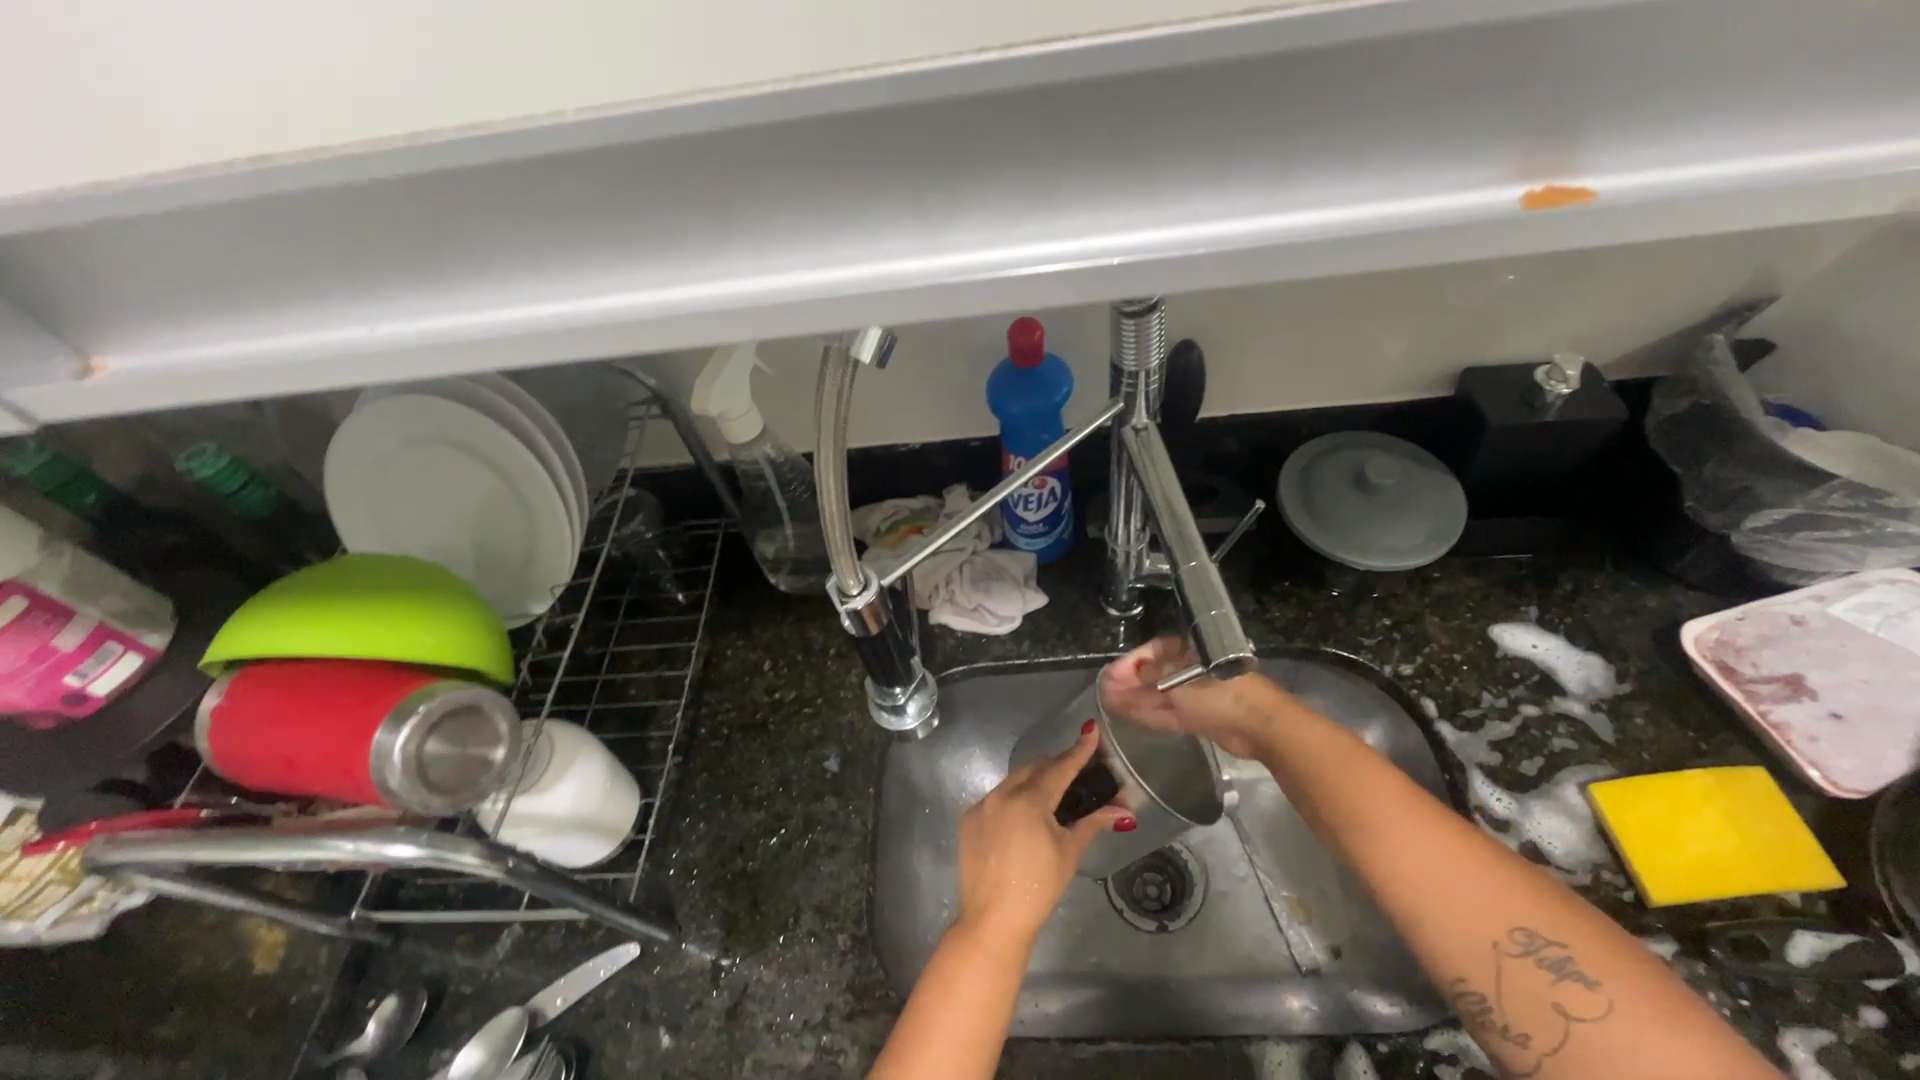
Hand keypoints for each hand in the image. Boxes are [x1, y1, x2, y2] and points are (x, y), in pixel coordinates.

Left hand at [956, 723, 1132, 944]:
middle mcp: (1001, 794)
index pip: (1060, 768)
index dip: (1078, 751)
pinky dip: (1013, 797)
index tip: (1091, 731)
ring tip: (1052, 789)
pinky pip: (995, 798)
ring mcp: (981, 806)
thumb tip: (1125, 811)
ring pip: (1012, 782)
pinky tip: (1024, 814)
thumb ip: (1093, 823)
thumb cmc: (1038, 886)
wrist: (993, 919)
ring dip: (1033, 780)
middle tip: (1076, 767)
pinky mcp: (968, 821)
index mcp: (1029, 799)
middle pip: (1034, 770)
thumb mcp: (1069, 852)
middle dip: (1055, 765)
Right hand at [1098, 637, 1288, 759]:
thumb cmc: (1222, 694)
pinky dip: (1149, 714)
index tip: (1111, 674)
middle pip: (1157, 675)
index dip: (1132, 663)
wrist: (1260, 727)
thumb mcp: (1181, 681)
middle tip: (1104, 690)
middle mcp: (1194, 672)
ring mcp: (1197, 697)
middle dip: (1131, 683)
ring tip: (1109, 704)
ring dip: (1136, 700)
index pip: (1156, 653)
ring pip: (1160, 697)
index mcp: (1194, 653)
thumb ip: (1152, 677)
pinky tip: (1128, 715)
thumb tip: (1127, 673)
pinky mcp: (1200, 720)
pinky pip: (1169, 714)